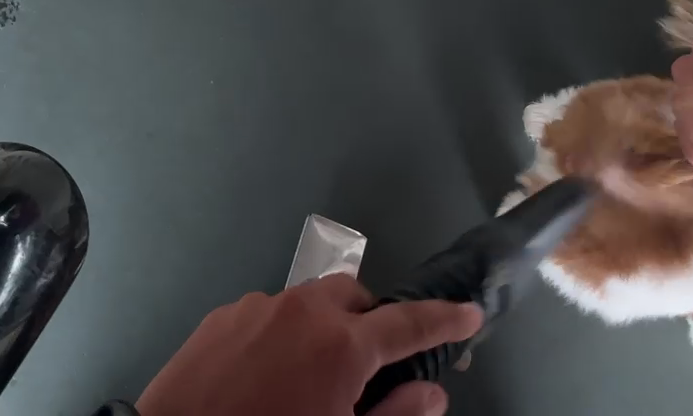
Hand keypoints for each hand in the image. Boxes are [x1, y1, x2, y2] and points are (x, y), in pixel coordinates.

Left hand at [136, 274, 482, 415]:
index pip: (409, 324)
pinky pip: (269, 313)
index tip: (469, 314)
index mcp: (341, 345)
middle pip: (355, 298)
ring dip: (325, 327)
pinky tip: (267, 376)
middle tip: (370, 368)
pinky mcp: (223, 314)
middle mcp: (303, 310)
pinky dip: (284, 333)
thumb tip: (432, 393)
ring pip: (310, 303)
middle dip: (371, 323)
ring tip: (311, 377)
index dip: (444, 319)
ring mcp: (259, 306)